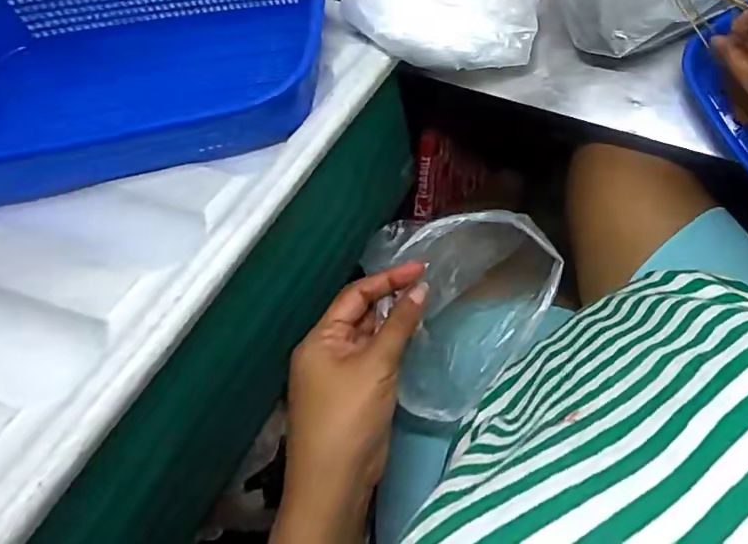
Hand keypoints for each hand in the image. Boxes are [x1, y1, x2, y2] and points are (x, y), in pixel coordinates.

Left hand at [274, 262, 427, 543]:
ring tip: (426, 299)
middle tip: (427, 280)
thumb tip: (421, 287)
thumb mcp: (377, 362)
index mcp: (320, 340)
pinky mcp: (356, 385)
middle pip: (361, 310)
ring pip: (370, 329)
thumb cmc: (349, 415)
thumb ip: (400, 322)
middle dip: (392, 294)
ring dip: (395, 315)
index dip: (388, 278)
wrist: (336, 480)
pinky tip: (414, 329)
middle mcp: (326, 349)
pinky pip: (376, 349)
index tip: (421, 267)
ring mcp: (340, 369)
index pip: (355, 295)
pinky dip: (395, 336)